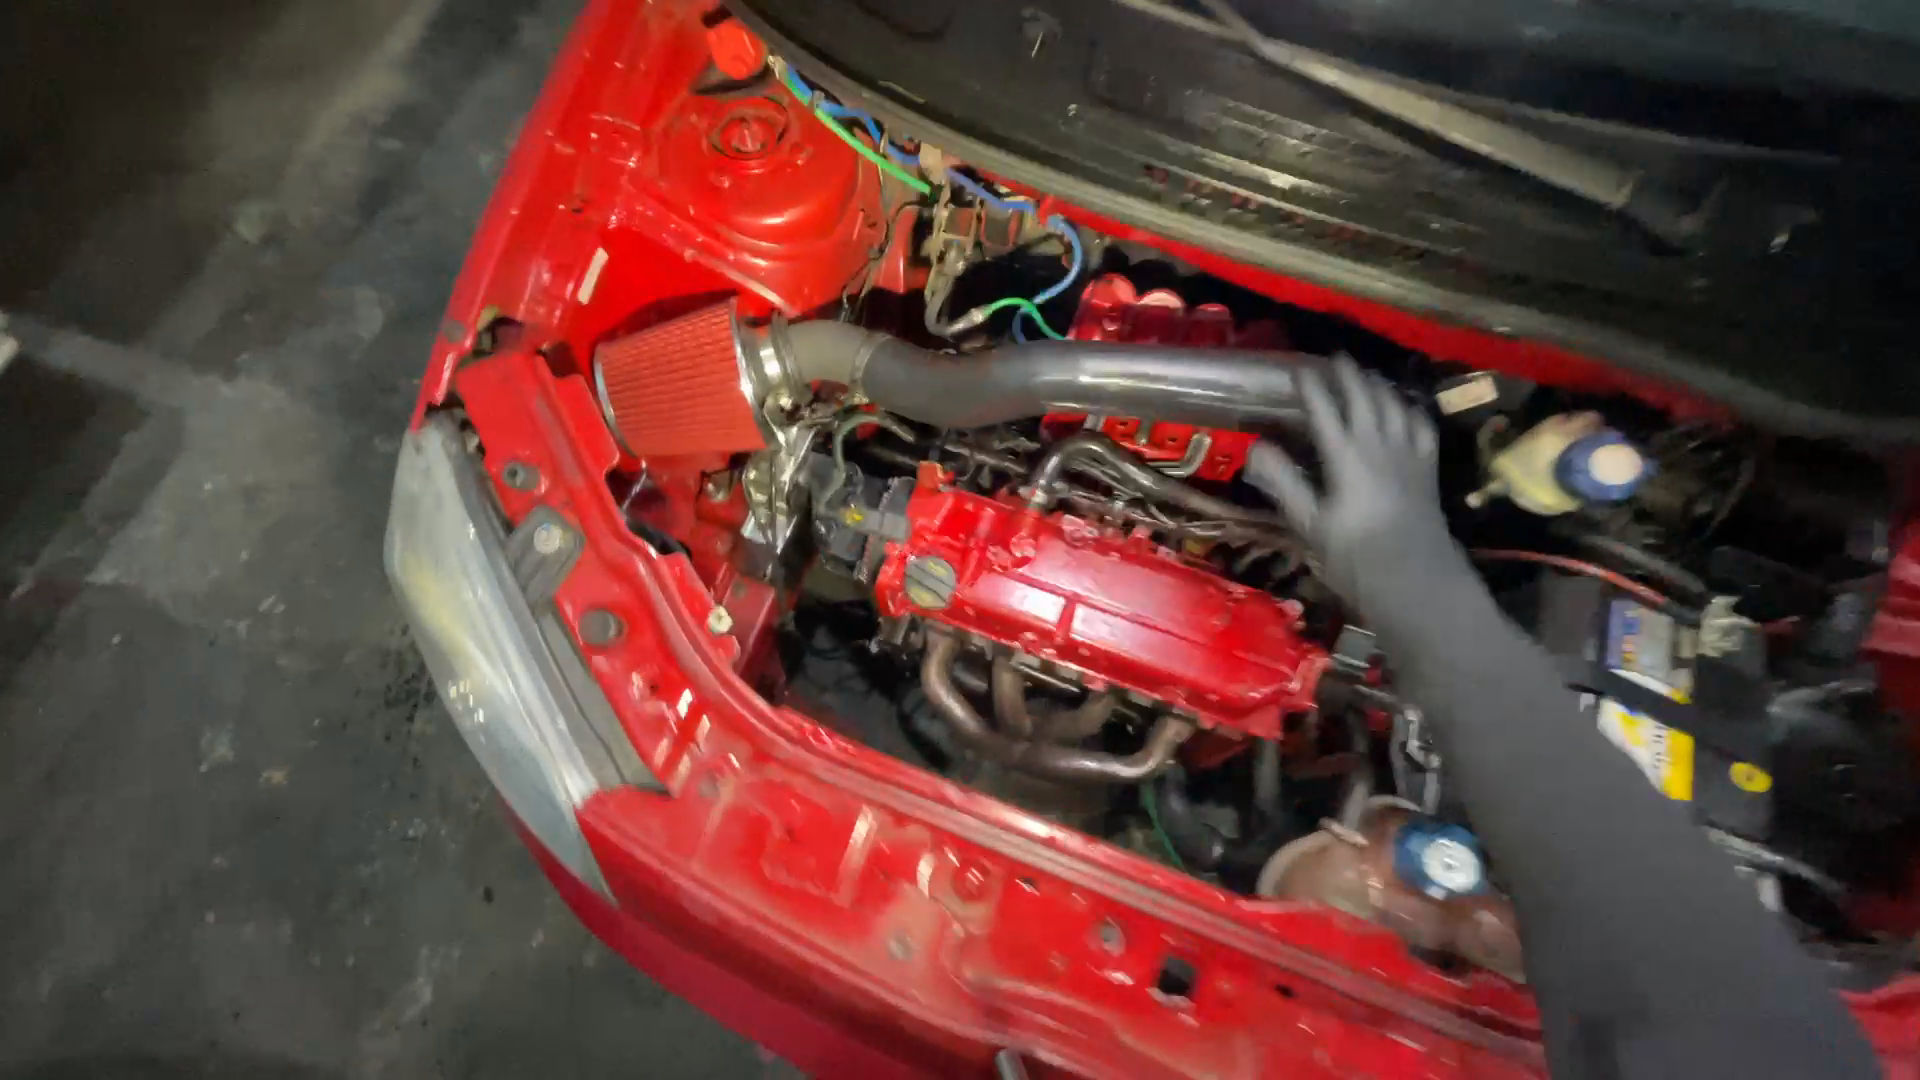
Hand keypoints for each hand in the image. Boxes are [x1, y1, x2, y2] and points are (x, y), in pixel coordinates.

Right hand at [1243, 358, 1463, 626]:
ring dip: (1377, 386)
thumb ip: (1284, 483)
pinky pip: (1420, 425)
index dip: (1311, 389)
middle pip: (1364, 399)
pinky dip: (1409, 408)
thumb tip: (1257, 448)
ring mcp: (1409, 455)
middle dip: (1347, 376)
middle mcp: (1380, 447)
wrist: (1417, 580)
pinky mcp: (1427, 468)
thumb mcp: (1309, 524)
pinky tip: (1404, 406)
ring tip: (1364, 374)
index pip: (1325, 412)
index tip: (1296, 369)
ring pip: (1394, 406)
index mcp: (1347, 458)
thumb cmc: (1354, 557)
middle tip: (1333, 359)